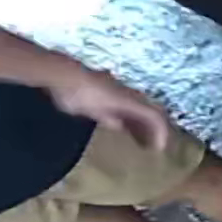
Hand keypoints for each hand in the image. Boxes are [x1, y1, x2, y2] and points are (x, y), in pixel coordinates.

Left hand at [47, 65, 173, 150]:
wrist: (61, 72)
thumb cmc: (79, 94)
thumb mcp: (93, 111)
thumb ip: (109, 119)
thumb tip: (120, 126)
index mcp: (131, 102)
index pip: (155, 117)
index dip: (160, 133)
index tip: (158, 149)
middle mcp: (130, 95)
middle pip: (149, 113)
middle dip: (151, 130)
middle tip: (149, 146)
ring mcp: (120, 91)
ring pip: (138, 109)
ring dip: (140, 124)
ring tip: (137, 137)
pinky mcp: (109, 89)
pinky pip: (126, 106)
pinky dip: (128, 117)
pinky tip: (119, 124)